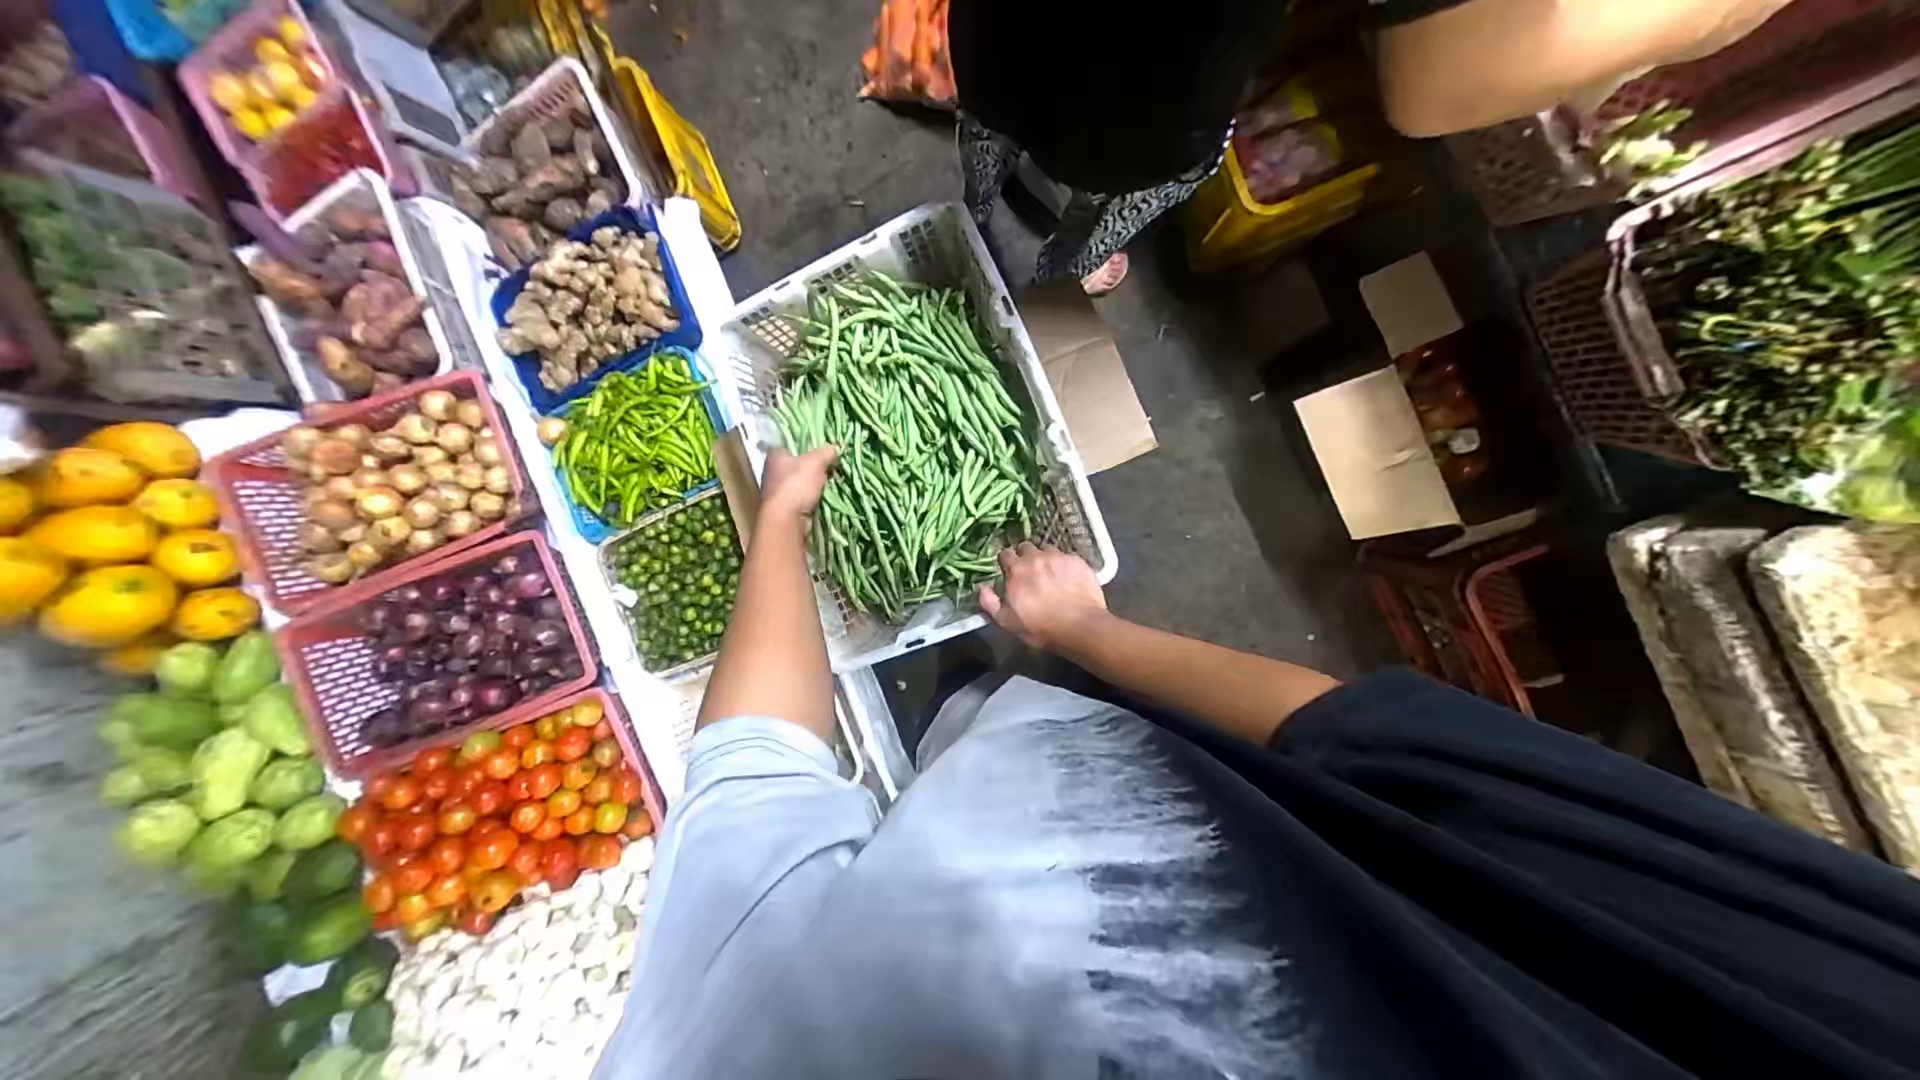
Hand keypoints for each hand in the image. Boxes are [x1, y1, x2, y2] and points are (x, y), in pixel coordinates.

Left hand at [760, 445, 837, 520]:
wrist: (786, 519)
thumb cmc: (796, 484)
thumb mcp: (815, 462)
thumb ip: (826, 452)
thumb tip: (836, 447)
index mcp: (775, 455)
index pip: (791, 444)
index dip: (807, 445)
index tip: (822, 449)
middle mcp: (773, 471)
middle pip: (798, 465)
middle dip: (814, 467)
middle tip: (832, 466)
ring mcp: (778, 491)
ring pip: (801, 482)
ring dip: (815, 484)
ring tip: (832, 481)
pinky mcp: (785, 507)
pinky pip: (803, 498)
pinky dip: (813, 498)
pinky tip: (825, 497)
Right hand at [979, 542, 1108, 650]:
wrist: (1080, 626)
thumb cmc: (1040, 627)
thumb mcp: (1007, 622)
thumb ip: (990, 603)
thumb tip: (981, 588)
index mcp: (1016, 570)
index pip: (1005, 553)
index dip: (1006, 561)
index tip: (1008, 569)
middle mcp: (1036, 557)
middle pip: (1026, 546)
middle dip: (1024, 556)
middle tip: (1029, 571)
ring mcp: (1058, 557)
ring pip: (1047, 549)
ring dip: (1044, 557)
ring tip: (1049, 572)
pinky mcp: (1077, 561)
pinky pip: (1066, 556)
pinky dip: (1063, 563)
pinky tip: (1067, 576)